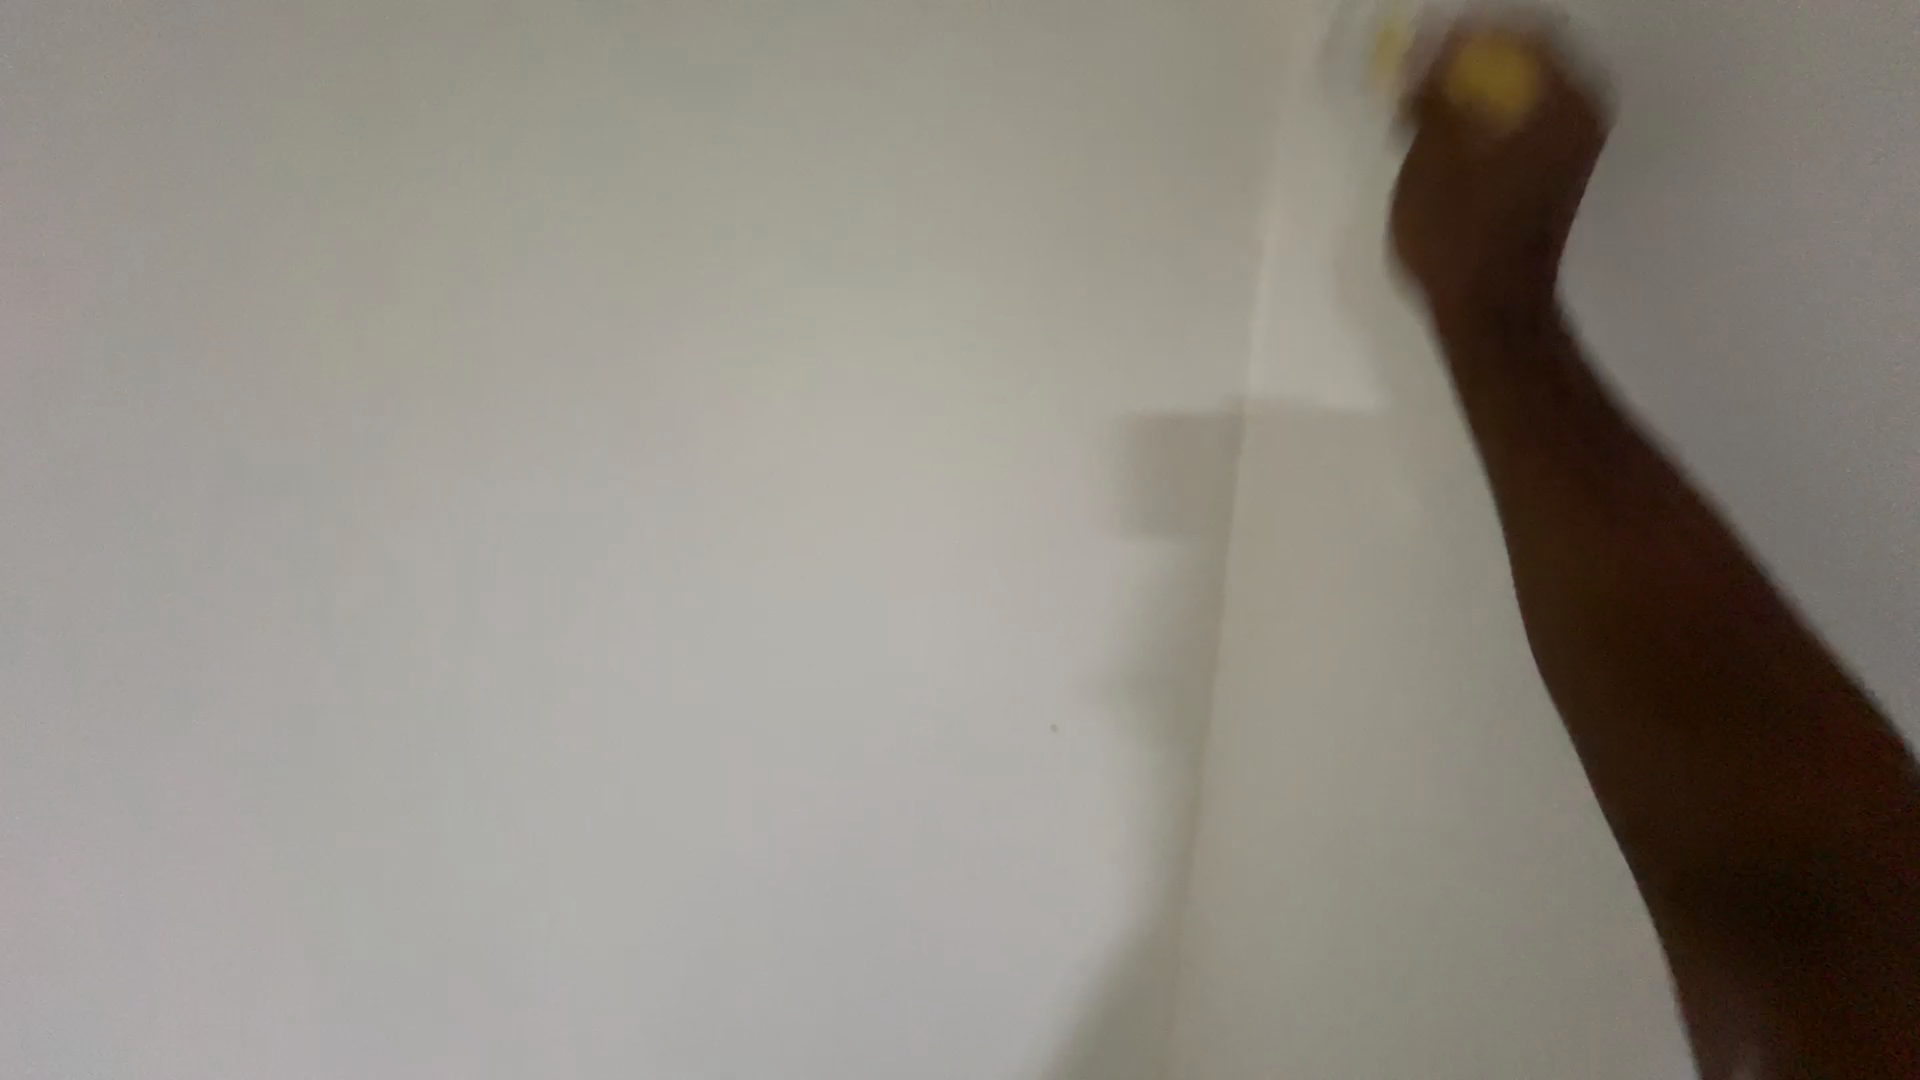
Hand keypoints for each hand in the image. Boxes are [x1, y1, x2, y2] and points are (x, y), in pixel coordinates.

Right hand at [1390, 25, 1611, 325]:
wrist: (1489, 306)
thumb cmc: (1459, 238)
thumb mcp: (1431, 162)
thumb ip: (1432, 99)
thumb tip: (1423, 55)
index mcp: (1559, 97)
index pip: (1517, 33)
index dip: (1463, 36)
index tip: (1418, 49)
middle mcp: (1580, 111)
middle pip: (1523, 59)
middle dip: (1465, 64)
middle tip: (1416, 81)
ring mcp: (1572, 144)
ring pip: (1520, 93)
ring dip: (1471, 95)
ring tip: (1421, 115)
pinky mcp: (1554, 173)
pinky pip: (1519, 123)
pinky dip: (1483, 123)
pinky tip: (1445, 146)